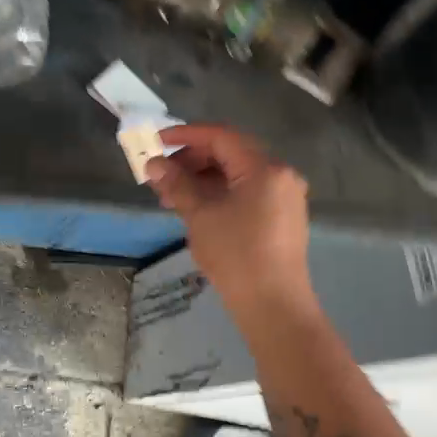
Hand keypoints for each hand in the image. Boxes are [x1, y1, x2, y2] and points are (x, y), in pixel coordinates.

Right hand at [144, 124, 314, 317]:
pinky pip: (245, 191)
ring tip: (170, 196)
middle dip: (191, 160)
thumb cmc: (235, 253)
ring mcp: (283, 196)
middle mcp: (280, 175)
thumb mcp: (200, 215)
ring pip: (236, 174)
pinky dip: (218, 192)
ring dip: (202, 178)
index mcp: (264, 169)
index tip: (155, 142)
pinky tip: (195, 208)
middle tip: (160, 176)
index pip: (221, 137)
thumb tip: (153, 164)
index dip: (186, 135)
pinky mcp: (280, 215)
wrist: (271, 301)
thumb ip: (177, 184)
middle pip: (230, 153)